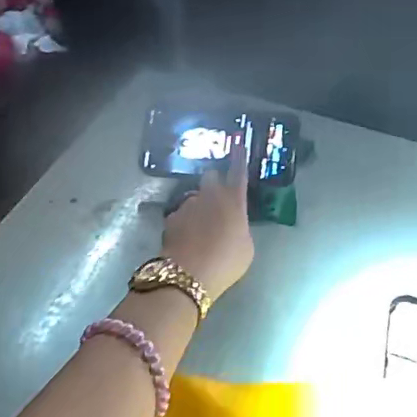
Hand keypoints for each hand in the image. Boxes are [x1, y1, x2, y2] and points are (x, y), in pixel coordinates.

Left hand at [161, 146, 253, 303]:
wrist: (188, 275)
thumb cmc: (226, 261)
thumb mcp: (246, 246)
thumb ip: (240, 227)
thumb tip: (232, 224)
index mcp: (233, 201)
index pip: (238, 173)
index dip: (239, 157)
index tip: (238, 142)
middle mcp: (209, 197)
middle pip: (211, 177)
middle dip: (214, 182)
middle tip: (218, 199)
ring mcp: (187, 207)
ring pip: (194, 197)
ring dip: (198, 206)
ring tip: (201, 227)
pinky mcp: (170, 220)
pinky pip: (181, 215)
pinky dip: (185, 222)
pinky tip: (187, 238)